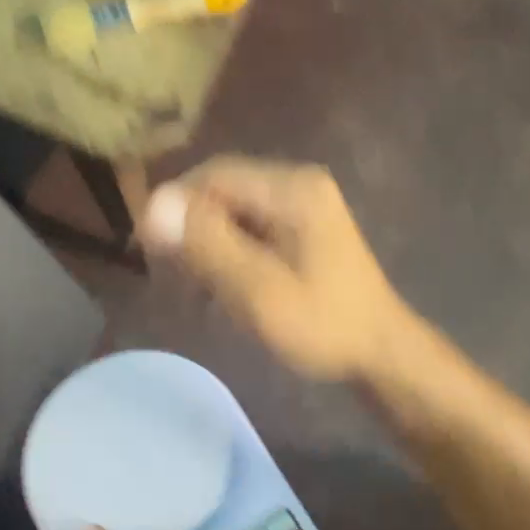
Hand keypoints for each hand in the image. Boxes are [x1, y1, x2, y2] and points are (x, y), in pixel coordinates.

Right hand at [140, 156, 407, 380]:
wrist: (381, 353)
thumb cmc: (322, 325)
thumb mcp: (258, 290)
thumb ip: (207, 246)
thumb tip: (153, 207)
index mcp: (293, 190)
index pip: (214, 176)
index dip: (174, 205)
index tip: (147, 246)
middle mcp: (299, 185)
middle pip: (224, 191)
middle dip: (192, 228)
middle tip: (170, 272)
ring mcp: (305, 207)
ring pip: (236, 212)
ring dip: (209, 244)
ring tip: (196, 286)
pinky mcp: (306, 230)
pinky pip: (253, 229)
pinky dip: (231, 253)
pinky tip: (223, 287)